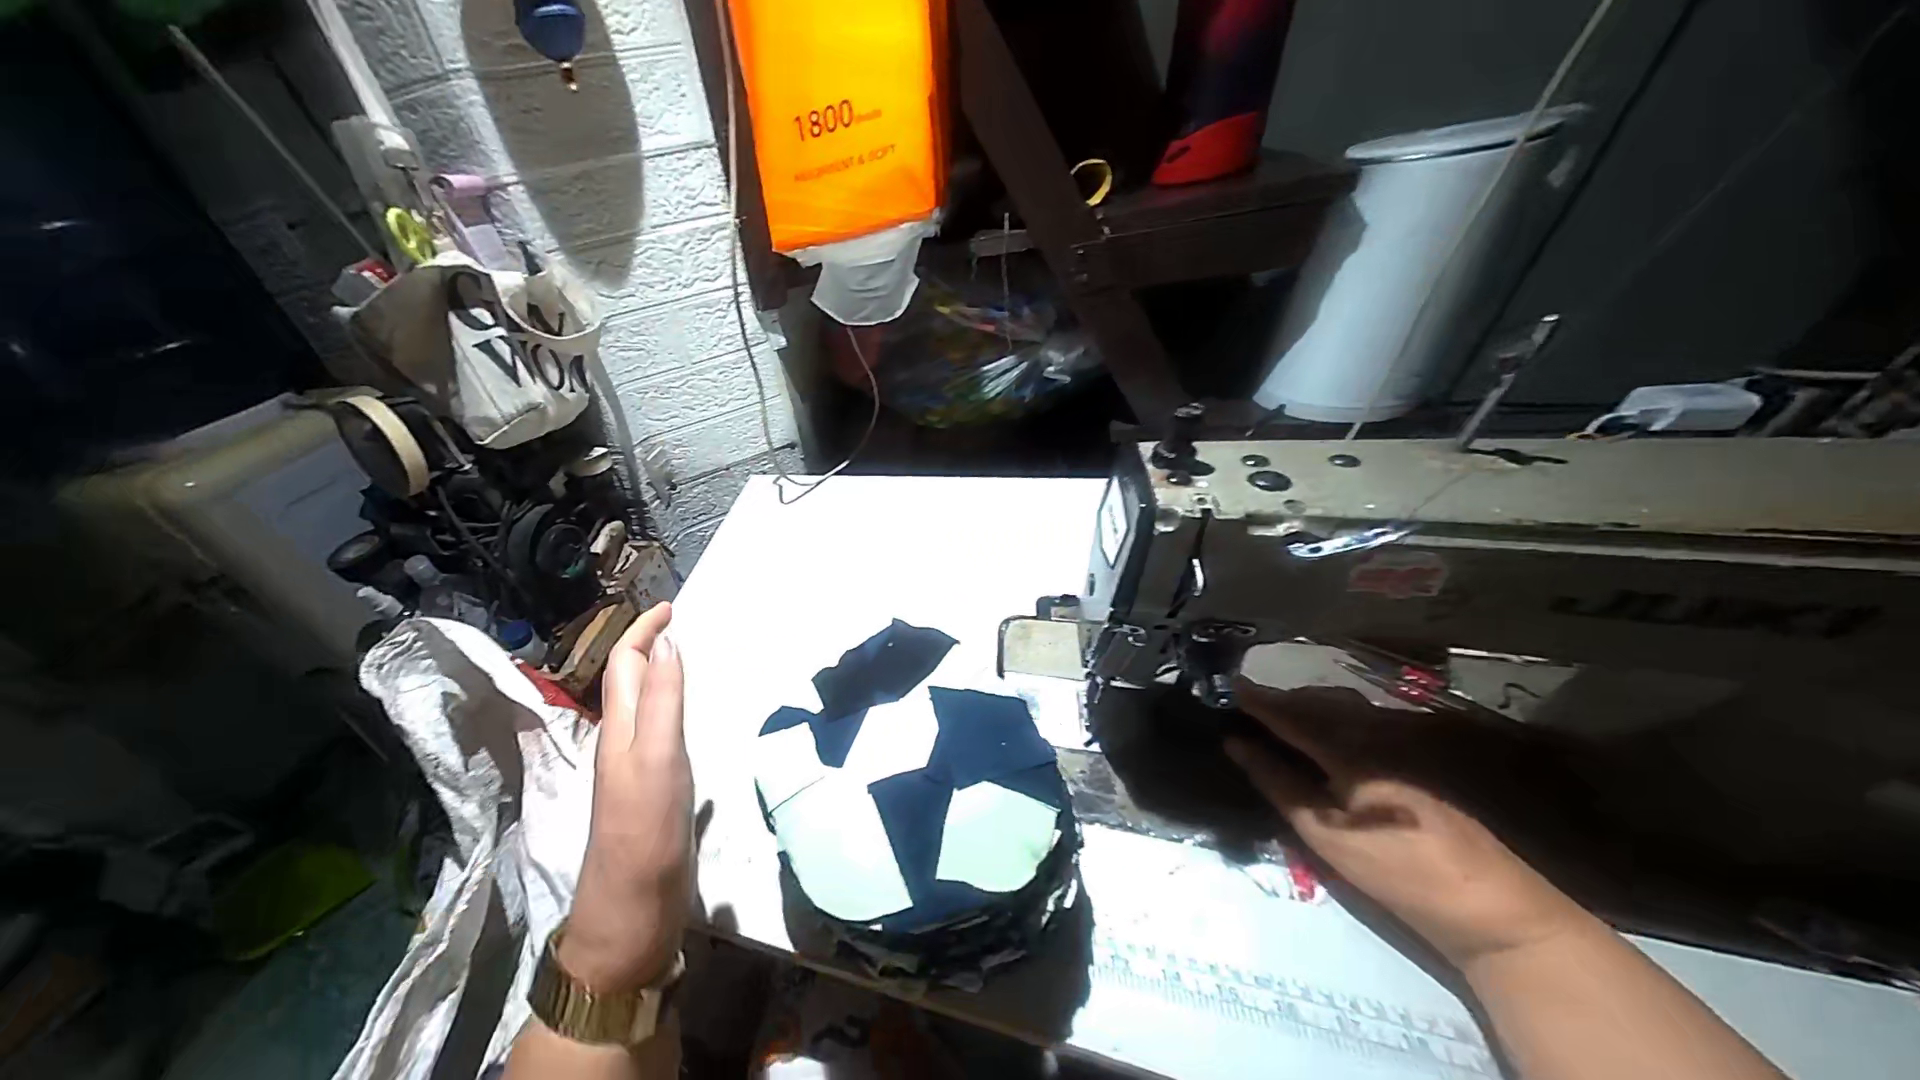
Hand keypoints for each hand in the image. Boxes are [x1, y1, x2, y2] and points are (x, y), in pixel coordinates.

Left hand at [561, 602, 690, 992]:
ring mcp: (639, 770)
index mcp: (622, 730)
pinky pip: (664, 736)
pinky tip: (695, 721)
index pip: (626, 664)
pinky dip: (677, 712)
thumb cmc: (645, 832)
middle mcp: (626, 743)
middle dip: (649, 646)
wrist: (632, 912)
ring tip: (689, 659)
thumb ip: (663, 700)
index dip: (643, 631)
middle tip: (680, 624)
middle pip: (631, 681)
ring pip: (646, 707)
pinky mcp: (655, 793)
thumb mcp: (657, 758)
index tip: (671, 606)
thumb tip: (666, 642)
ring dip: (662, 675)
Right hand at [1224, 681, 1595, 968]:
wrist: (1494, 907)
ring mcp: (1405, 741)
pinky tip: (1327, 733)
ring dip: (1309, 705)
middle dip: (1282, 698)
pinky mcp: (1421, 755)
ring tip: (1281, 714)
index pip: (1291, 714)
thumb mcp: (1326, 836)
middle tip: (1249, 702)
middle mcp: (1378, 732)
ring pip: (1346, 708)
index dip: (1258, 700)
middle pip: (1320, 702)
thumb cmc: (1398, 873)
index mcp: (1350, 749)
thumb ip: (1279, 784)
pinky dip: (1335, 718)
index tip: (1228, 685)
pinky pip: (1366, 720)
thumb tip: (1237, 744)